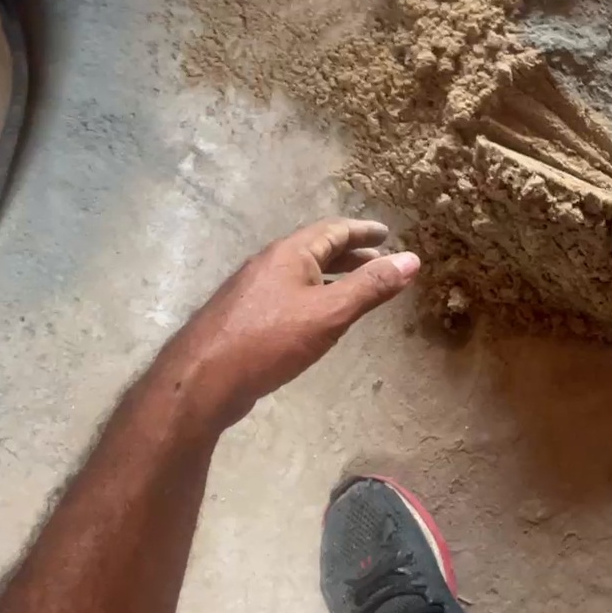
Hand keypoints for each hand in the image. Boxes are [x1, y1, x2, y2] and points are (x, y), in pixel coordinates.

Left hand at [155, 218, 419, 429]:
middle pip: (316, 249)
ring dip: (332, 275)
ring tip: (356, 287)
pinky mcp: (243, 316)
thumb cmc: (269, 341)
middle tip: (378, 259)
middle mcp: (269, 264)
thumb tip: (412, 260)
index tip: (386, 233)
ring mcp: (252, 290)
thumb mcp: (330, 312)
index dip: (363, 231)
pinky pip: (289, 293)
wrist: (200, 382)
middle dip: (350, 253)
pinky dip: (315, 293)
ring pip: (302, 272)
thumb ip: (371, 286)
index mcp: (290, 253)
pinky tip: (319, 316)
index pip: (334, 230)